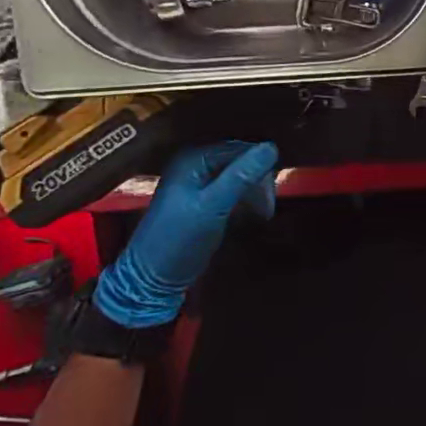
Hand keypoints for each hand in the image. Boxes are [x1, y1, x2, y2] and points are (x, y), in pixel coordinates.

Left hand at [93, 141, 278, 328]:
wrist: (152, 278)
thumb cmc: (180, 238)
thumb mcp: (213, 206)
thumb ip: (241, 176)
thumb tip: (272, 147)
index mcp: (192, 159)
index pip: (238, 149)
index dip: (260, 167)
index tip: (272, 193)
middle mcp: (194, 165)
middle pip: (239, 162)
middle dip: (257, 183)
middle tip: (267, 209)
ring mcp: (196, 184)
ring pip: (237, 178)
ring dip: (253, 194)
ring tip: (261, 215)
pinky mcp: (201, 202)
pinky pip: (230, 192)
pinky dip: (243, 202)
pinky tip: (251, 217)